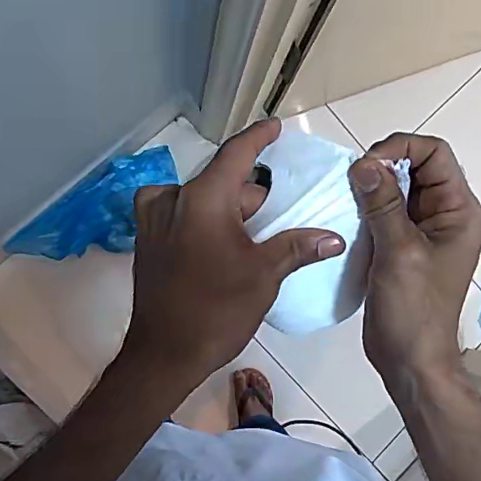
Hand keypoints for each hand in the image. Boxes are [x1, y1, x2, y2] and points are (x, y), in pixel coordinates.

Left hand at [122, 118, 344, 387]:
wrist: (164, 354)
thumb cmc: (216, 311)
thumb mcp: (263, 276)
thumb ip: (298, 247)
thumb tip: (334, 238)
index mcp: (202, 198)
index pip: (236, 153)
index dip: (259, 137)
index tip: (276, 126)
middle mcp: (171, 199)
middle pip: (221, 182)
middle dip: (251, 195)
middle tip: (279, 218)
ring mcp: (152, 219)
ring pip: (201, 200)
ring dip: (228, 211)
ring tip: (254, 239)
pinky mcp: (146, 240)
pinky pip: (183, 215)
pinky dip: (205, 221)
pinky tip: (224, 246)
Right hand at [352, 133, 480, 388]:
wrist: (410, 361)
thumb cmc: (414, 312)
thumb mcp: (400, 253)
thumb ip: (384, 205)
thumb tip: (365, 163)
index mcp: (459, 212)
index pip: (436, 155)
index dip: (401, 149)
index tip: (367, 165)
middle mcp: (444, 216)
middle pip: (415, 168)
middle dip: (382, 167)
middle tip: (352, 182)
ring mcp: (422, 232)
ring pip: (397, 190)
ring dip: (371, 189)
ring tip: (346, 198)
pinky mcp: (401, 247)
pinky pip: (384, 214)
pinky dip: (365, 210)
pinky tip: (346, 216)